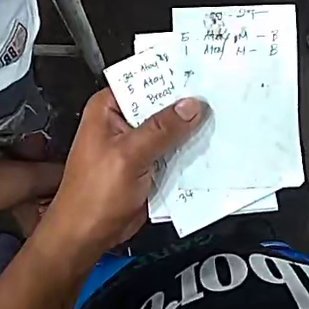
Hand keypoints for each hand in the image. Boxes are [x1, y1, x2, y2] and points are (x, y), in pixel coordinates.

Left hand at [35, 89, 204, 266]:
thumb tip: (191, 106)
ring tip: (220, 119)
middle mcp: (123, 122)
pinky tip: (209, 146)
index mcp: (109, 109)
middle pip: (162, 104)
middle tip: (216, 96)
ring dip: (191, 130)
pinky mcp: (150, 163)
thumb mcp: (129, 156)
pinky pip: (176, 150)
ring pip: (172, 128)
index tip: (200, 72)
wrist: (88, 236)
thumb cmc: (92, 197)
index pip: (144, 80)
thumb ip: (162, 129)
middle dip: (187, 104)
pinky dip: (190, 151)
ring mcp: (138, 143)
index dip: (171, 76)